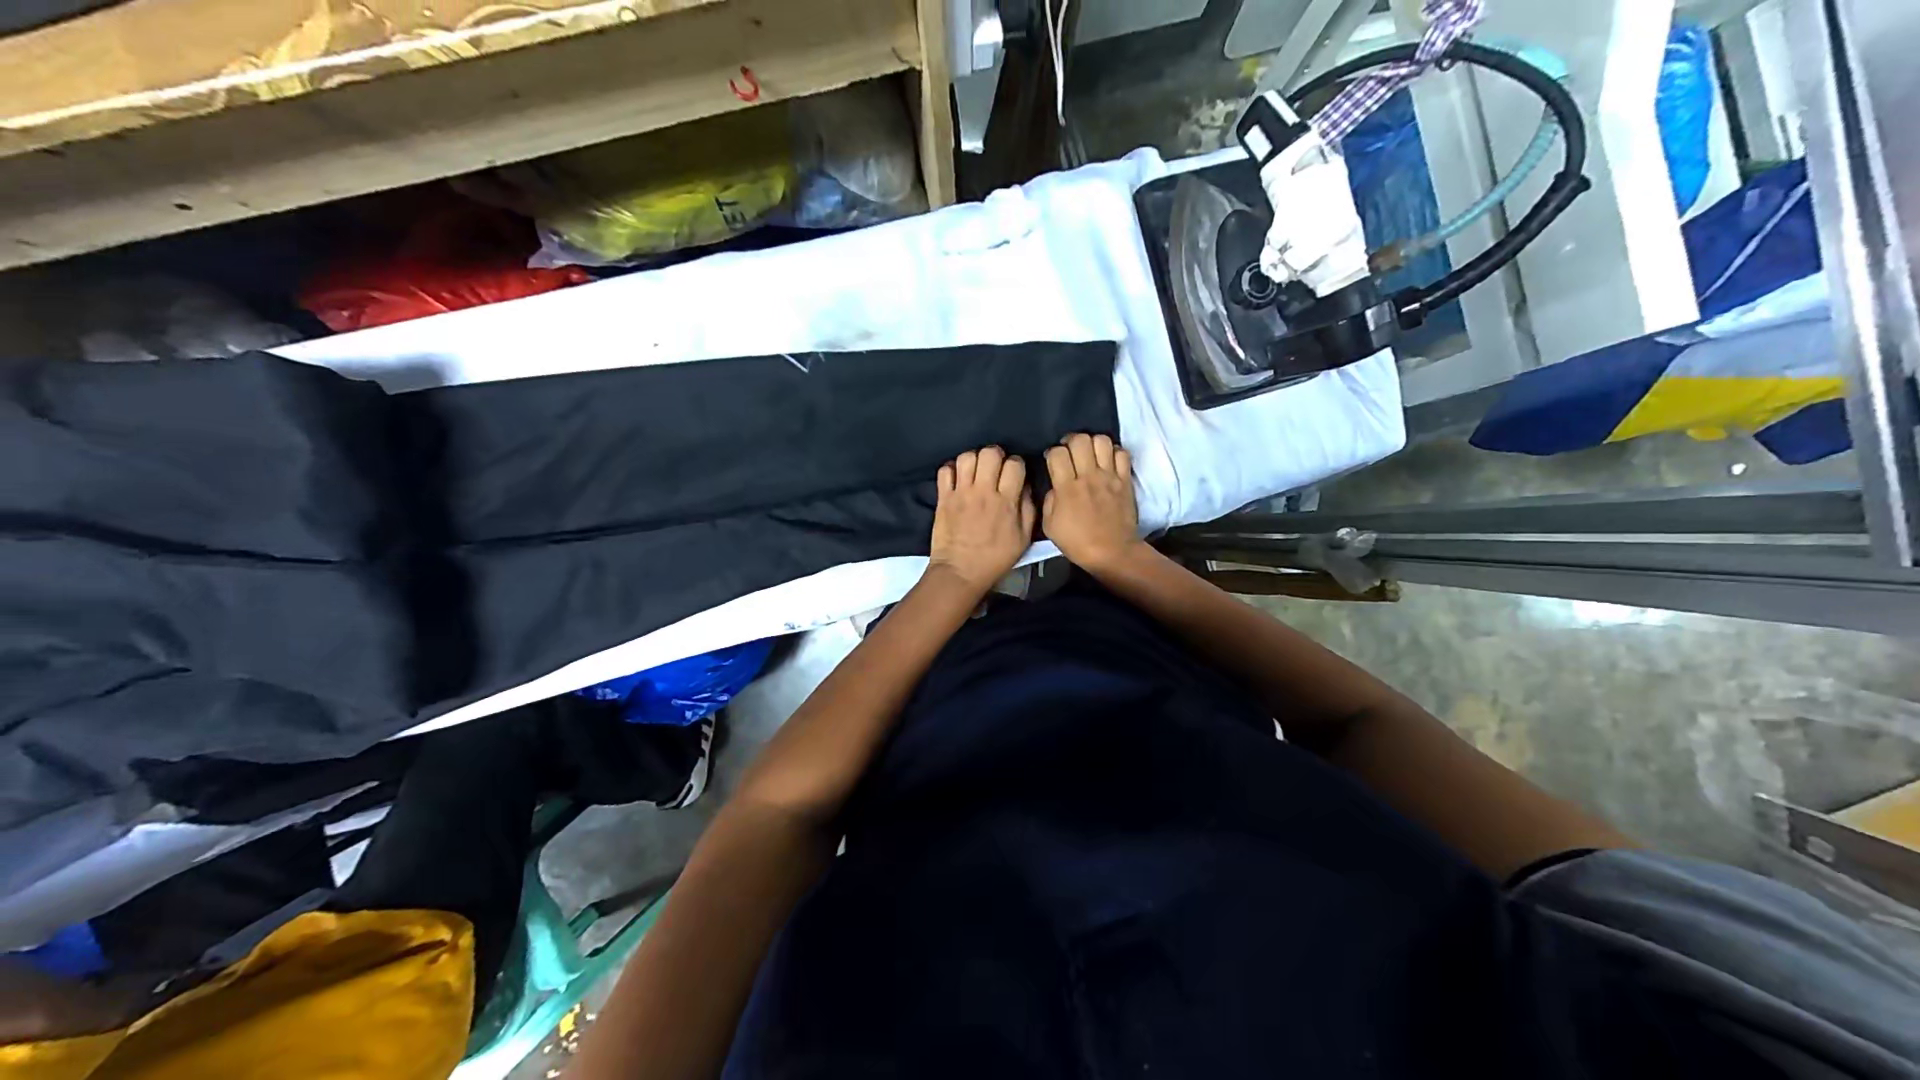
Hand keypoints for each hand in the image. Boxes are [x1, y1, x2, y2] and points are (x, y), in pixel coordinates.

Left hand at [927, 445, 1036, 593]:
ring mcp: (960, 493)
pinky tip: (958, 479)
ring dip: (974, 460)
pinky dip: (952, 469)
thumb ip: (1028, 509)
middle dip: (996, 455)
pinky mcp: (943, 498)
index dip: (1017, 464)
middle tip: (995, 468)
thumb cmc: (995, 558)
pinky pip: (945, 470)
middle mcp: (982, 492)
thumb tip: (1026, 486)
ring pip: (966, 457)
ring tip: (976, 472)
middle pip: (990, 453)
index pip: (1014, 464)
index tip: (1014, 473)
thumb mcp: (1023, 539)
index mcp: (1005, 501)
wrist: (960, 572)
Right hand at [1042, 433, 1145, 574]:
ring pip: (1101, 441)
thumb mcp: (1049, 526)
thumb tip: (1055, 486)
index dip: (1052, 453)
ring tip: (1089, 454)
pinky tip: (1107, 462)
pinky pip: (1121, 453)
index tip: (1053, 461)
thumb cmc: (1077, 542)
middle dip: (1071, 441)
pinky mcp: (1125, 480)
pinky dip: (1113, 452)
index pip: (1057, 453)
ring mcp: (1109, 476)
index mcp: (1067, 488)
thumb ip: (1049, 500)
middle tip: (1070, 452)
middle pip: (1080, 440)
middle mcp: (1088, 476)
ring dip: (1092, 443)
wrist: (1112, 552)